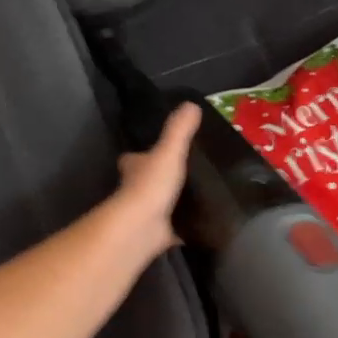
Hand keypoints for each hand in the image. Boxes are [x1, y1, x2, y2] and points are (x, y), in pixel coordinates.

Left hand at [111, 103, 201, 255]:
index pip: (134, 157)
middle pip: (147, 181)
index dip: (141, 154)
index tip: (157, 151)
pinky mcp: (159, 233)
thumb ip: (179, 130)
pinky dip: (187, 226)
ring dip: (175, 201)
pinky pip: (176, 227)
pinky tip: (204, 221)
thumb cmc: (151, 184)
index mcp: (135, 167)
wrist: (142, 227)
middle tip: (187, 173)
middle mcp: (136, 189)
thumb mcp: (169, 151)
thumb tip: (191, 104)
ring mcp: (146, 213)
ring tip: (202, 193)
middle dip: (161, 179)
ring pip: (161, 204)